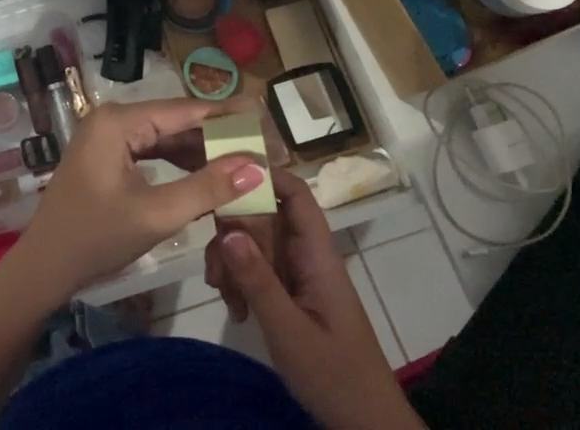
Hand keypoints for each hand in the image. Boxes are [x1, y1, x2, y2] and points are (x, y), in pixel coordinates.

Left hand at [0, 96, 267, 300]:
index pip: (186, 110)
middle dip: (219, 136)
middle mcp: (112, 119)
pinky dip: (180, 164)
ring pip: (167, 138)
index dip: (229, 118)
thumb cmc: (96, 237)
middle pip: (177, 121)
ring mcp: (108, 138)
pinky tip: (210, 177)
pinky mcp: (108, 158)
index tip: (269, 122)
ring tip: (246, 162)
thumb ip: (208, 188)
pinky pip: (152, 152)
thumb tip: (257, 165)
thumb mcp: (157, 214)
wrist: (45, 267)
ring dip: (202, 152)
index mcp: (119, 121)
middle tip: (264, 148)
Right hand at [204, 169, 422, 429]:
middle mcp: (307, 256)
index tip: (221, 175)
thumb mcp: (289, 330)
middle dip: (231, 233)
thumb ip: (258, 280)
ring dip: (231, 262)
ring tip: (225, 296)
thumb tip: (226, 227)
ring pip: (254, 244)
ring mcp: (297, 275)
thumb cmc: (334, 375)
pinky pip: (256, 270)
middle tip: (214, 269)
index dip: (264, 174)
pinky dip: (239, 283)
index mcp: (317, 255)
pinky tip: (235, 310)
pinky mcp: (289, 294)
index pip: (295, 193)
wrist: (365, 424)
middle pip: (264, 217)